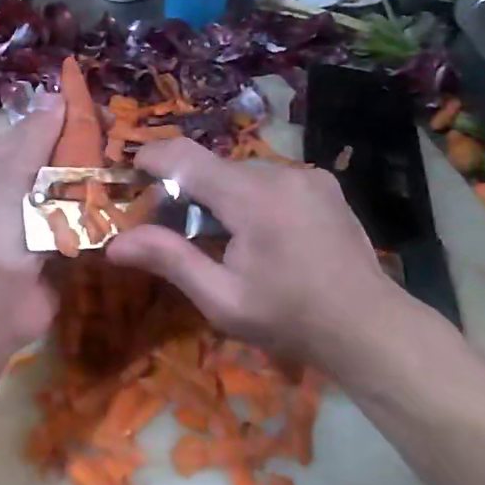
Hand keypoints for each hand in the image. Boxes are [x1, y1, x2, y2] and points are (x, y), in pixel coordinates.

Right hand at [105, 137, 401, 366]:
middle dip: (189, 190)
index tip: (133, 174)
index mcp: (252, 198)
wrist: (369, 326)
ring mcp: (307, 175)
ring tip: (228, 238)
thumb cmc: (290, 318)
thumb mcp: (222, 299)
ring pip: (244, 173)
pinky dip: (254, 197)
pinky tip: (266, 235)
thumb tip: (115, 244)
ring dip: (224, 195)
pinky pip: (272, 179)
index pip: (187, 157)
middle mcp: (280, 173)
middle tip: (178, 227)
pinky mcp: (324, 183)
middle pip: (215, 167)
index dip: (153, 158)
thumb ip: (170, 260)